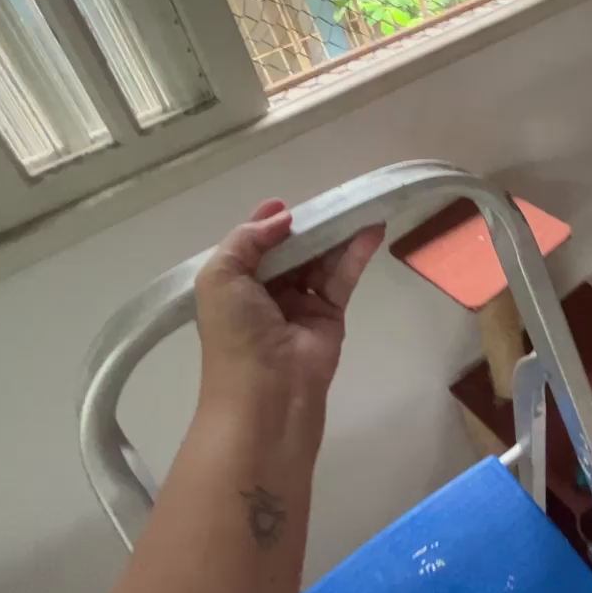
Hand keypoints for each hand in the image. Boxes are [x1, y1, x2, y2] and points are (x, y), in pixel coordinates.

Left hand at [194, 199, 385, 412]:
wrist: (267, 392)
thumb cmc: (236, 333)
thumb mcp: (219, 278)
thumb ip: (246, 240)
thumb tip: (282, 217)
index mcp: (235, 285)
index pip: (253, 247)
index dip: (266, 224)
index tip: (283, 204)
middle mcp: (267, 291)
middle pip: (291, 249)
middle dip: (308, 226)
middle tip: (331, 200)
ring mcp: (301, 302)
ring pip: (321, 259)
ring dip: (337, 234)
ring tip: (358, 207)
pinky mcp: (331, 312)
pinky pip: (344, 275)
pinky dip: (357, 251)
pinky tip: (372, 229)